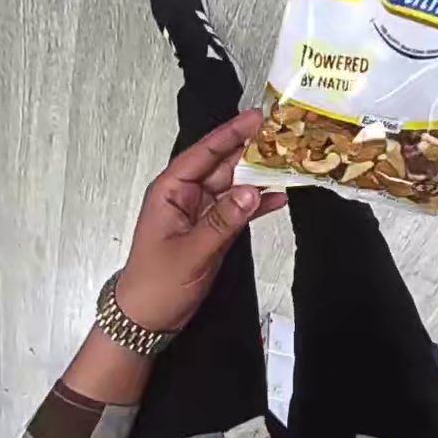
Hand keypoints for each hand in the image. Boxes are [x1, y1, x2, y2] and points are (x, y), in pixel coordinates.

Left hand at [115, 110, 286, 332]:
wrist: (147, 319)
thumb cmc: (157, 284)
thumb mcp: (191, 252)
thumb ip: (222, 221)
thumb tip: (251, 192)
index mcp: (171, 191)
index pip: (204, 153)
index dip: (231, 133)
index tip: (258, 118)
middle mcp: (187, 196)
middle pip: (223, 165)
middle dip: (252, 151)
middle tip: (284, 138)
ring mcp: (201, 213)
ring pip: (234, 186)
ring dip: (259, 177)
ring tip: (289, 163)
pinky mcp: (213, 230)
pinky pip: (238, 210)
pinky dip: (257, 204)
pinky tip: (279, 197)